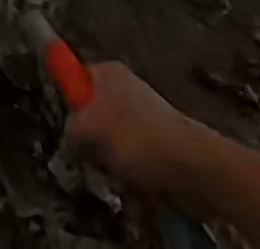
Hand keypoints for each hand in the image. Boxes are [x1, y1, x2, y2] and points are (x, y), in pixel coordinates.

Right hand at [63, 62, 210, 197]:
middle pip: (88, 116)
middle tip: (93, 159)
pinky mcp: (150, 141)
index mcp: (107, 73)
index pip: (73, 80)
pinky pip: (124, 158)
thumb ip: (71, 127)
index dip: (69, 105)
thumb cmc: (138, 138)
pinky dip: (125, 174)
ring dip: (107, 165)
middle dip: (88, 144)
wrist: (191, 164)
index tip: (70, 129)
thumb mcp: (91, 128)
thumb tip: (70, 135)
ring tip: (117, 175)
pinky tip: (132, 185)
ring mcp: (138, 115)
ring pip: (105, 143)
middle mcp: (122, 88)